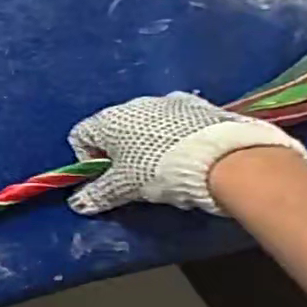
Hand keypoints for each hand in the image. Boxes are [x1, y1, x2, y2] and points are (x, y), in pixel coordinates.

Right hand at [67, 92, 306, 215]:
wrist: (228, 160)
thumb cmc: (158, 170)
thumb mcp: (123, 187)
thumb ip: (97, 194)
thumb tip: (77, 204)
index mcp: (105, 121)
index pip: (81, 137)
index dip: (90, 159)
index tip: (108, 175)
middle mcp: (132, 105)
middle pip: (115, 129)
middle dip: (122, 149)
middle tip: (138, 172)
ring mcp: (169, 102)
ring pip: (149, 123)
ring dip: (152, 140)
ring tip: (170, 162)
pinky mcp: (204, 105)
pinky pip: (181, 119)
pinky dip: (181, 133)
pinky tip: (193, 151)